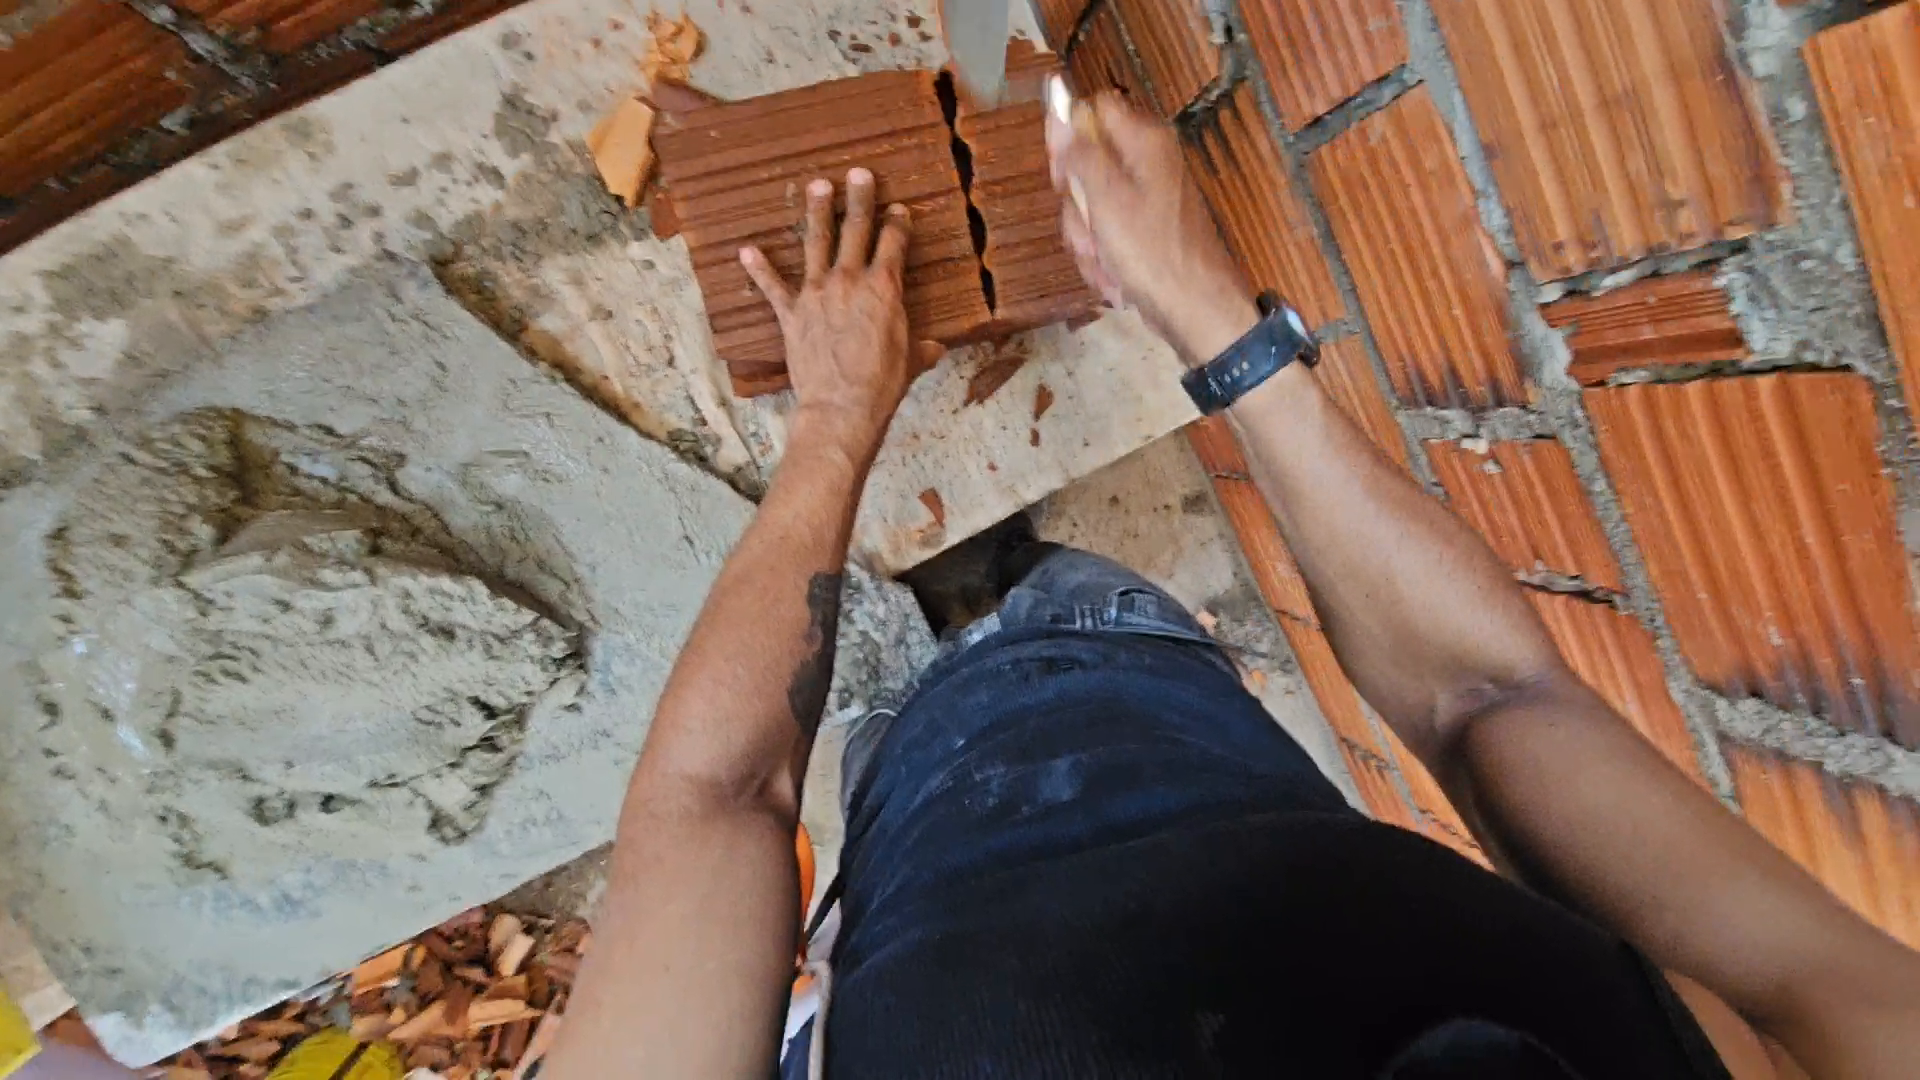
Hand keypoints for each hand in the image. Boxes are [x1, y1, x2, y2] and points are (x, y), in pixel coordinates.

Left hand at [739, 169, 943, 456]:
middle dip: (860, 198)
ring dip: (817, 212)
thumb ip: (924, 348)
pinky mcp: (792, 314)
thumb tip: (937, 348)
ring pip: (816, 243)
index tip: (899, 209)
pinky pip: (772, 286)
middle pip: (856, 229)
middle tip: (860, 173)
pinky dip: (759, 268)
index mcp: (884, 289)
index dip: (898, 223)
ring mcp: (817, 294)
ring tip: (818, 186)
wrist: (842, 407)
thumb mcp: (913, 362)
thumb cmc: (883, 385)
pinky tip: (746, 250)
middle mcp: (850, 281)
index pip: (894, 243)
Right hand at [1046, 93, 1258, 365]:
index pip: (1091, 110)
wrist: (1193, 307)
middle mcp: (1146, 161)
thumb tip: (1056, 93)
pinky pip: (1107, 233)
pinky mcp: (1144, 231)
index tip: (1060, 178)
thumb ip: (1079, 149)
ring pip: (1091, 205)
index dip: (1067, 138)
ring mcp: (1146, 198)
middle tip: (1089, 234)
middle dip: (1076, 207)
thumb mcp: (1105, 199)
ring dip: (1087, 241)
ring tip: (1104, 265)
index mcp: (1143, 140)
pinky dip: (1103, 257)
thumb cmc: (1151, 251)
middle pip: (1086, 164)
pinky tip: (1113, 278)